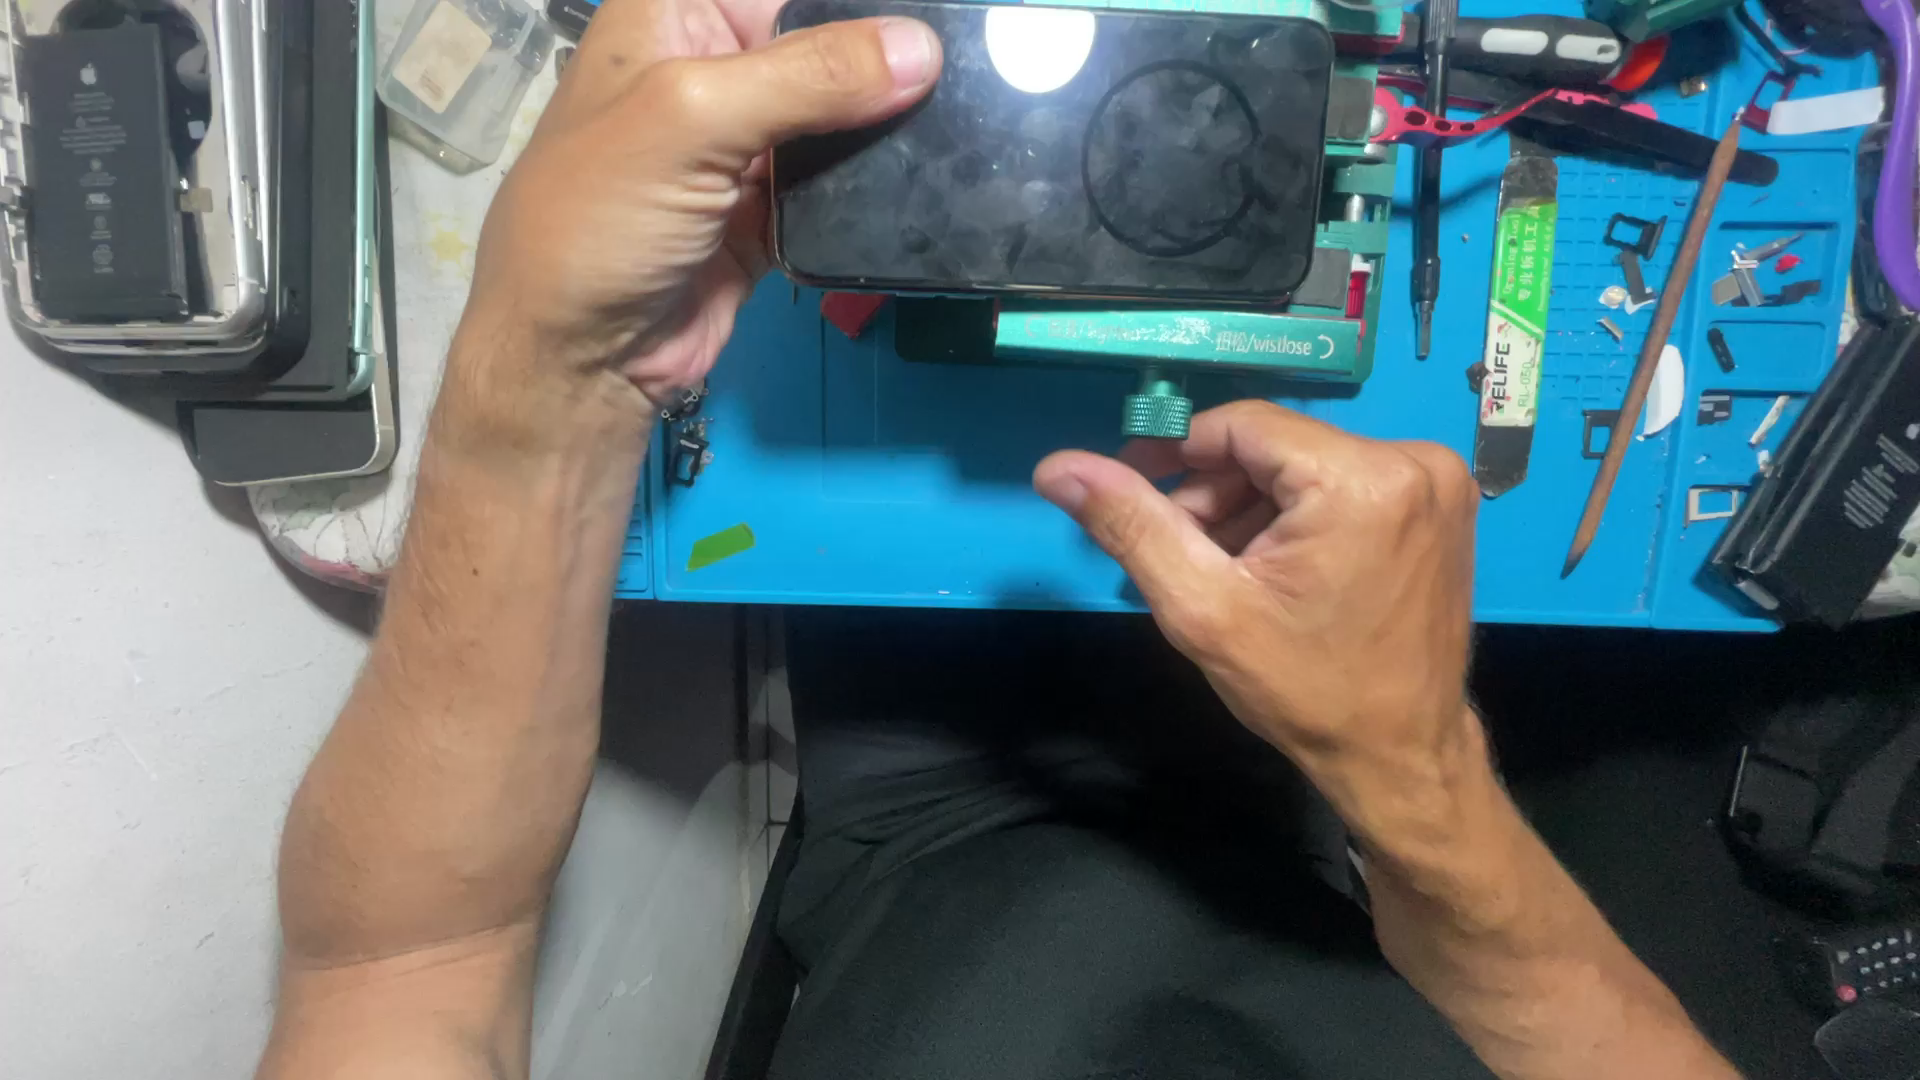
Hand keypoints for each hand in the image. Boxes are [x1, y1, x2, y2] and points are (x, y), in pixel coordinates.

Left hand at [445, 0, 940, 439]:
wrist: (589, 353)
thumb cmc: (608, 219)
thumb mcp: (694, 119)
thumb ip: (808, 79)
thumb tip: (922, 50)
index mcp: (677, 20)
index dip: (855, 11)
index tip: (933, 28)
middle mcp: (715, 81)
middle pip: (818, 58)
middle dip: (880, 72)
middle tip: (960, 83)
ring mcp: (744, 159)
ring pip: (833, 130)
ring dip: (882, 137)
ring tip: (956, 135)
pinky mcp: (769, 223)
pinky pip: (831, 197)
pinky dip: (866, 198)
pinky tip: (916, 190)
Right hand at [1032, 401, 1482, 845]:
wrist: (1398, 756)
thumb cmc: (1300, 687)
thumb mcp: (1199, 607)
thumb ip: (1129, 525)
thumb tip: (1055, 467)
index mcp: (1361, 480)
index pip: (1240, 425)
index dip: (1174, 451)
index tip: (1130, 486)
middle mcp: (1412, 461)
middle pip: (1270, 446)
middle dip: (1211, 493)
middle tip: (1181, 552)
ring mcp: (1434, 482)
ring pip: (1298, 464)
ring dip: (1245, 507)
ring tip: (1224, 572)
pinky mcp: (1435, 505)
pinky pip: (1333, 484)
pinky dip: (1287, 516)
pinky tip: (1271, 570)